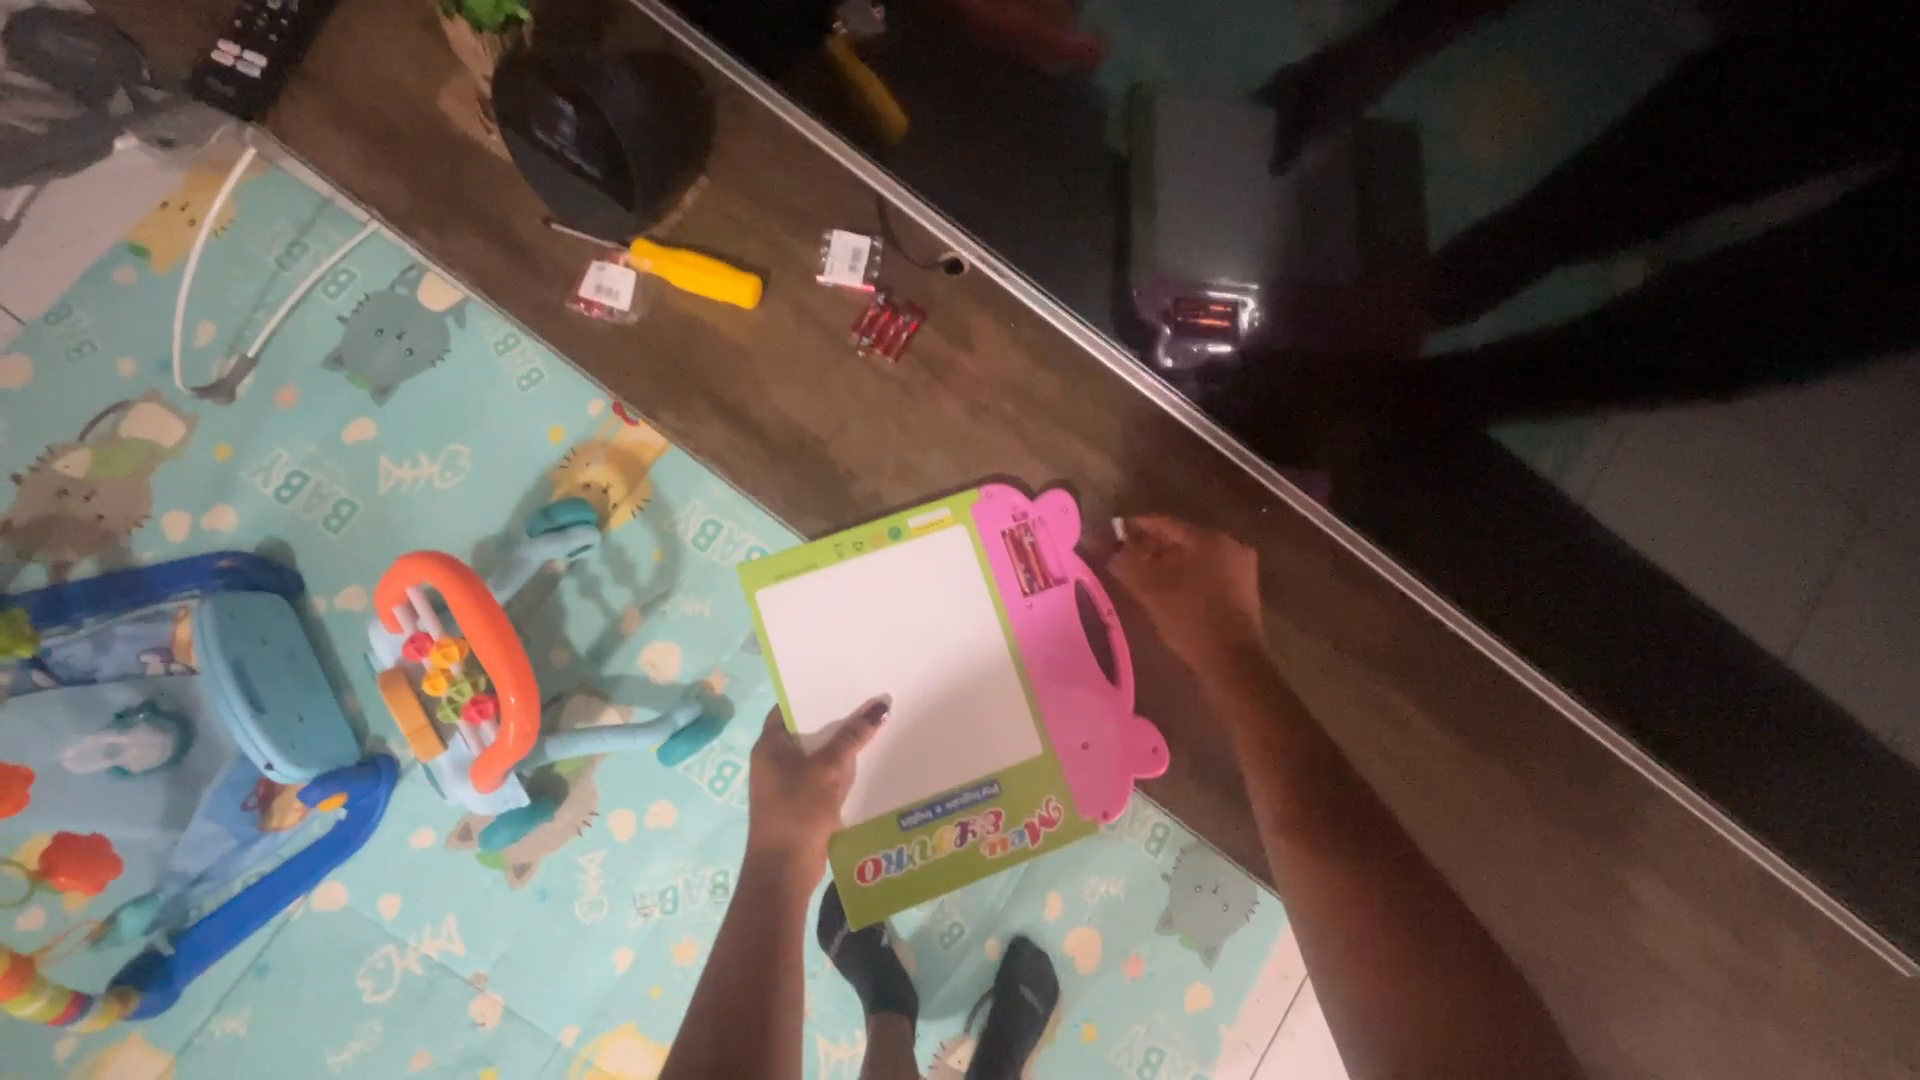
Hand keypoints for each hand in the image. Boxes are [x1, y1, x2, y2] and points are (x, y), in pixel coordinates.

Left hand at [744, 698, 889, 878]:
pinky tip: (869, 759)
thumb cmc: (796, 812)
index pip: (790, 706)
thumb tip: (880, 705)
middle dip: (836, 717)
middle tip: (868, 696)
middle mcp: (774, 760)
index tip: (843, 679)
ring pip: (819, 754)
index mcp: (769, 745)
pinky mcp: (803, 802)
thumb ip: (853, 736)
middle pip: (808, 730)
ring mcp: (788, 783)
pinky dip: (842, 768)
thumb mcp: (827, 769)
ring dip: (841, 744)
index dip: (814, 692)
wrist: (784, 872)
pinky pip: (824, 775)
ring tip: (875, 721)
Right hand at [1109, 517, 1265, 673]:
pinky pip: (1209, 568)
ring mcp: (1240, 565)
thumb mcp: (1151, 592)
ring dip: (1170, 559)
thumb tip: (1114, 552)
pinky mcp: (1244, 586)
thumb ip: (1128, 565)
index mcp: (1207, 539)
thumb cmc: (1190, 620)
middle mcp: (1228, 544)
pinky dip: (1188, 571)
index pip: (1165, 523)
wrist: (1234, 660)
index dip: (1138, 526)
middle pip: (1182, 537)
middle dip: (1154, 544)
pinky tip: (1171, 585)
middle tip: (1129, 552)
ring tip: (1145, 571)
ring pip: (1196, 554)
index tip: (1118, 530)